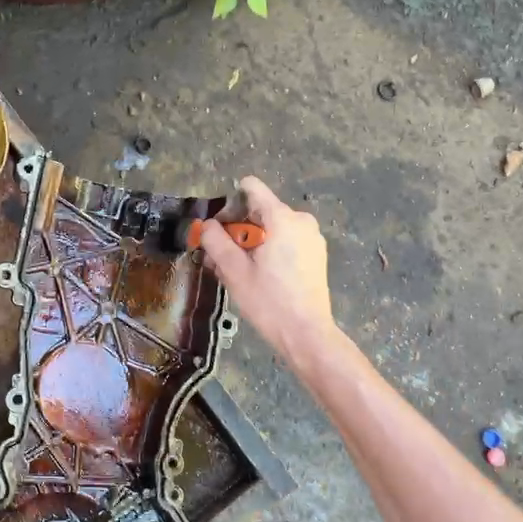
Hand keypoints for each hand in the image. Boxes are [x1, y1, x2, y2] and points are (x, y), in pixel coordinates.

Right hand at [198, 176, 336, 356]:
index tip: (221, 230)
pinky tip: (257, 277)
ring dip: (249, 244)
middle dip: (236, 231)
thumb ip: (215, 240)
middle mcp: (301, 220)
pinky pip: (284, 240)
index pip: (251, 188)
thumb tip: (207, 225)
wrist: (306, 333)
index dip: (229, 204)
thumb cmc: (268, 301)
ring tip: (236, 273)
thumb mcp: (233, 270)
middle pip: (258, 211)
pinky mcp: (315, 253)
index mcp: (282, 218)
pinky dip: (267, 251)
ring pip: (269, 228)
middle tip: (221, 261)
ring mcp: (311, 237)